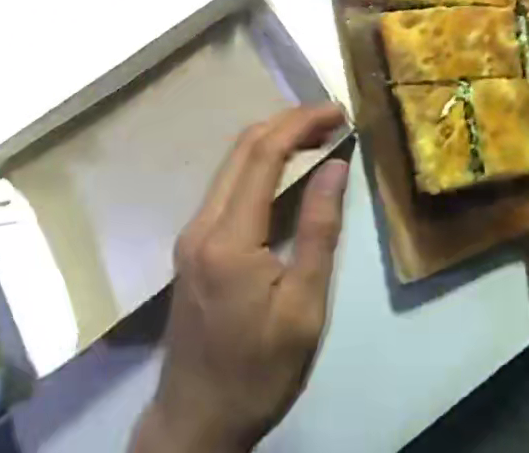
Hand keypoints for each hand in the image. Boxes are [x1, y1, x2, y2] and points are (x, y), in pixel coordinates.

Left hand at [131, 105, 350, 452]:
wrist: (196, 417)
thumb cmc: (258, 371)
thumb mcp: (303, 310)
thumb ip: (317, 232)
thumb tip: (336, 167)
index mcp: (228, 236)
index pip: (263, 155)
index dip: (300, 123)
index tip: (337, 110)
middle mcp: (201, 222)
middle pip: (241, 149)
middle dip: (286, 123)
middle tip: (331, 118)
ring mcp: (191, 231)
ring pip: (230, 165)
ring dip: (271, 142)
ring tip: (315, 137)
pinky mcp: (191, 243)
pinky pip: (225, 187)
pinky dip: (256, 166)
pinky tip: (283, 171)